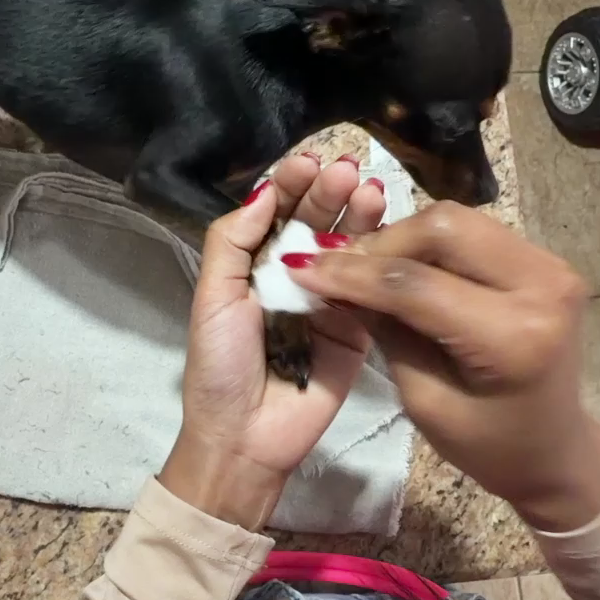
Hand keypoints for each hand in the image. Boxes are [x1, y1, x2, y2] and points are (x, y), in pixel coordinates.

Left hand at [160, 154, 387, 528]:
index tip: (307, 162)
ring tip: (370, 189)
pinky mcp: (358, 329)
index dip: (290, 187)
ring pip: (348, 249)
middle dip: (327, 195)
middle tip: (346, 170)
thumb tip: (262, 191)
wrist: (246, 436)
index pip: (276, 214)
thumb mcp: (212, 298)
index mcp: (254, 267)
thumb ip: (233, 242)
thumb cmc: (221, 366)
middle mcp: (293, 277)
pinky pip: (370, 289)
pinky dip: (379, 259)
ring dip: (358, 217)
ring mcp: (329, 302)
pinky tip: (387, 230)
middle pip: (315, 225)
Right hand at [286, 202, 599, 530]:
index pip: (417, 285)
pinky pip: (473, 231)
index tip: (301, 269)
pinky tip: (398, 266)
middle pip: (443, 228)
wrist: (556, 451)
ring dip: (401, 238)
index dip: (353, 273)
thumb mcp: (422, 399)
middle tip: (336, 266)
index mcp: (514, 338)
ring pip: (456, 220)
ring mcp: (550, 265)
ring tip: (362, 266)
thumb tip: (331, 278)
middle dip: (380, 243)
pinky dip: (427, 242)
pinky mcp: (544, 259)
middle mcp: (543, 286)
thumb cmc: (487, 446)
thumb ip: (383, 330)